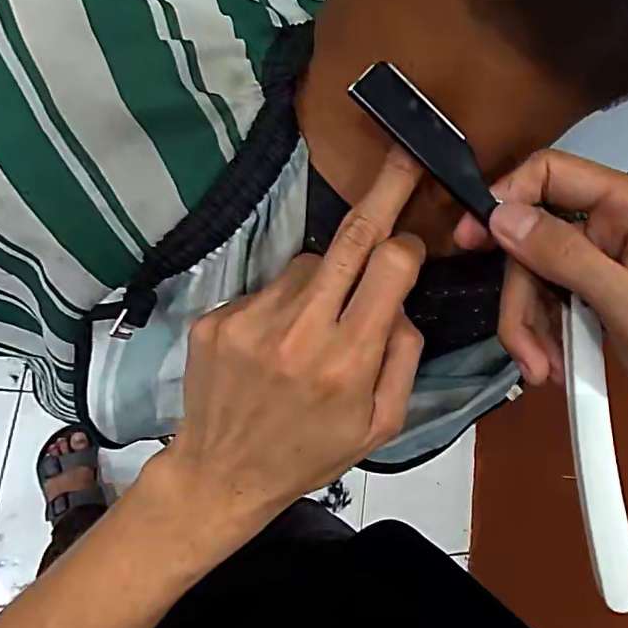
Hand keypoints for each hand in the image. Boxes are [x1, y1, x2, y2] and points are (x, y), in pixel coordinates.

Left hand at [149, 151, 427, 529]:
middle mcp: (300, 332)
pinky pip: (269, 286)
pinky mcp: (217, 317)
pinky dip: (283, 301)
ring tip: (311, 327)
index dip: (408, 247)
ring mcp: (252, 320)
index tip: (409, 247)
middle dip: (385, 189)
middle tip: (403, 153)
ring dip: (324, 277)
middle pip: (350, 237)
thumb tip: (400, 301)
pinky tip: (274, 340)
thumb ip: (404, 358)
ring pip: (308, 262)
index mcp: (348, 360)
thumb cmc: (311, 453)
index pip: (390, 266)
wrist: (222, 474)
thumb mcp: (380, 425)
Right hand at [453, 149, 627, 426]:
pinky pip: (553, 299)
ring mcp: (610, 257)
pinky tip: (557, 364)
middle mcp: (619, 223)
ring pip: (538, 275)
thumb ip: (566, 259)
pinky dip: (546, 333)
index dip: (504, 200)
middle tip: (527, 350)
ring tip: (547, 368)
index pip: (552, 174)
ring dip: (532, 324)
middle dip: (523, 297)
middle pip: (535, 238)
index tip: (470, 241)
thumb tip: (501, 217)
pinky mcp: (602, 288)